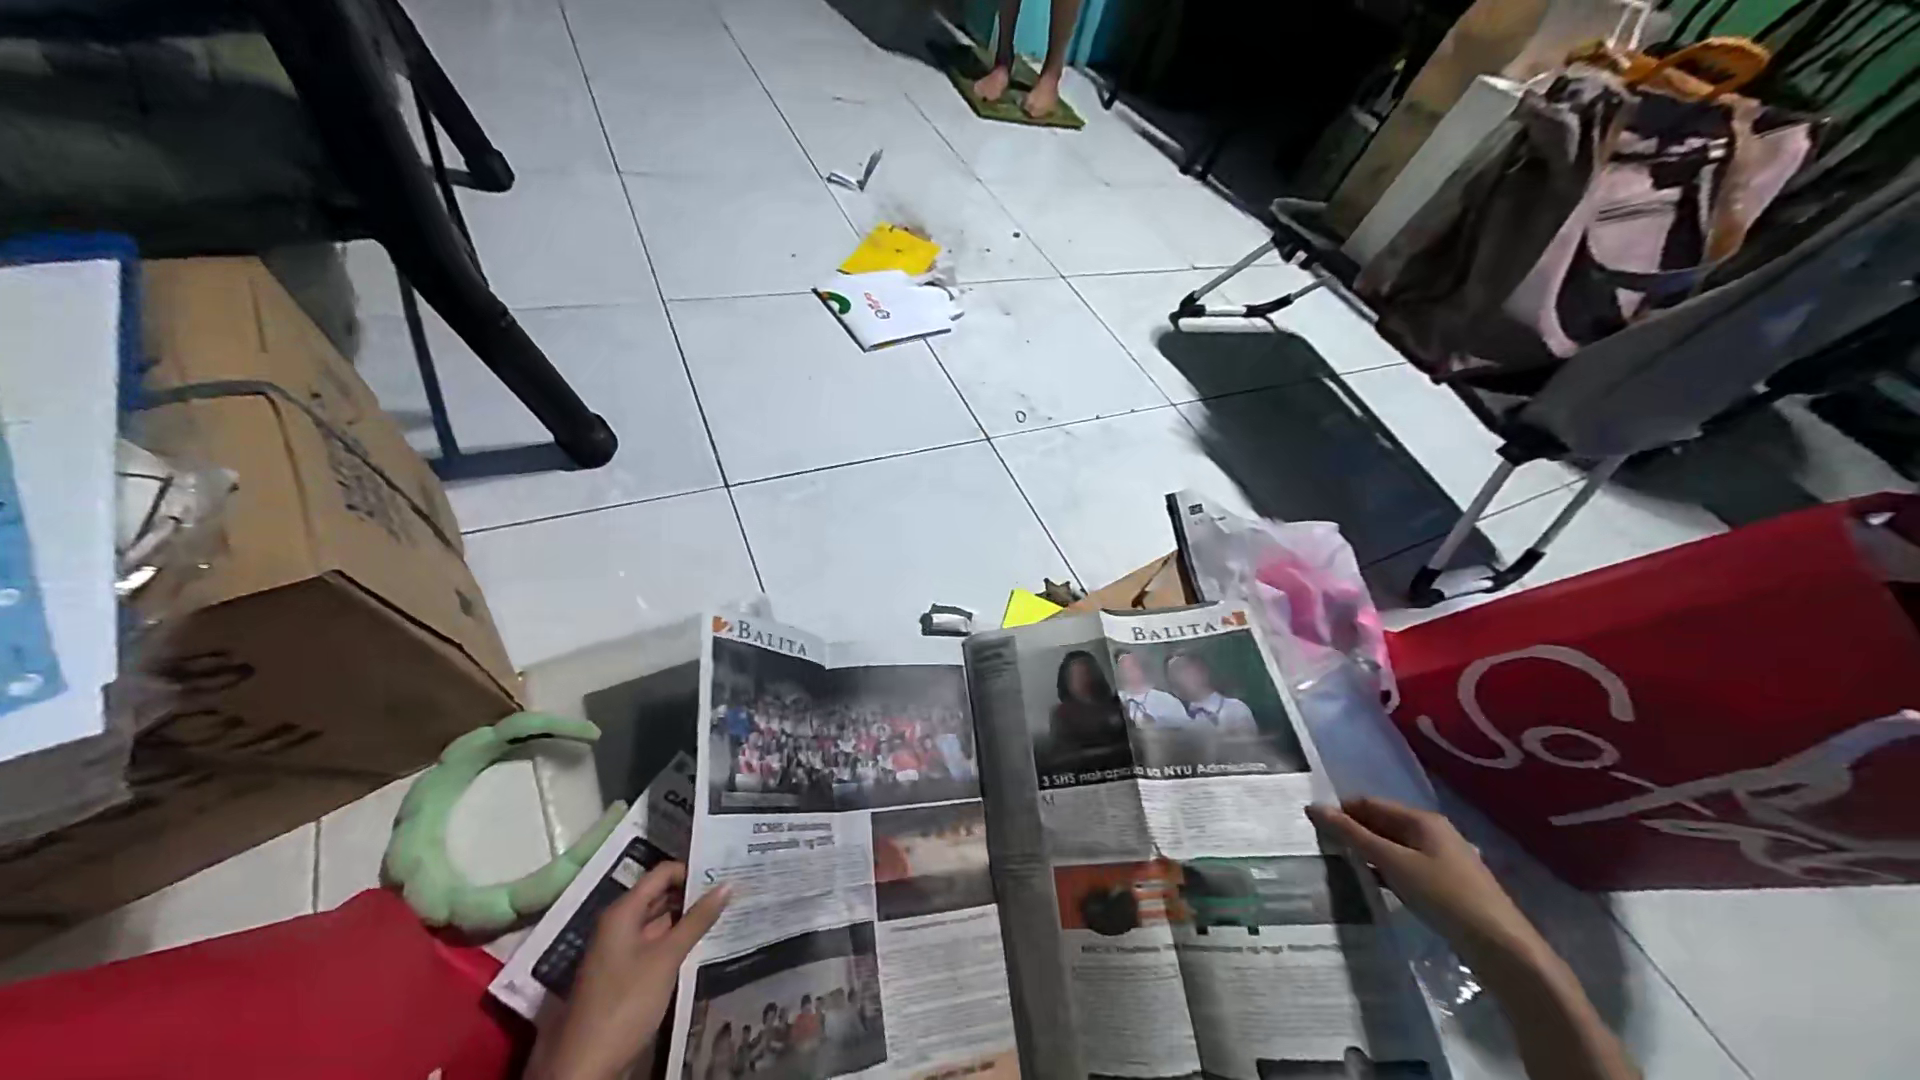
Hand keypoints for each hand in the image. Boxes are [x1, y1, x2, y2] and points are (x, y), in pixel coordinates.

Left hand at [529, 863, 730, 1079]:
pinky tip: (704, 940)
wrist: (585, 1069)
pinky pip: (656, 943)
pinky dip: (679, 938)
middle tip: (733, 890)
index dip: (692, 870)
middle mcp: (619, 924)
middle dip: (694, 892)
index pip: (662, 874)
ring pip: (660, 920)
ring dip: (689, 916)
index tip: (724, 873)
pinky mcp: (626, 972)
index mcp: (622, 912)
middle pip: (661, 894)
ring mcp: (622, 950)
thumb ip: (697, 920)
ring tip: (727, 910)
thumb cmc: (625, 1004)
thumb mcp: (666, 958)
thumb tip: (727, 884)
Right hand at [1306, 797, 1542, 970]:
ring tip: (1340, 866)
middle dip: (1352, 832)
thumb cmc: (1444, 896)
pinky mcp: (1446, 883)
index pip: (1369, 803)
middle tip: (1322, 847)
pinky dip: (1385, 871)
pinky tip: (1372, 885)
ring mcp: (1442, 858)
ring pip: (1392, 846)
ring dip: (1367, 853)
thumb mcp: (1392, 862)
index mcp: (1422, 819)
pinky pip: (1405, 866)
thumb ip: (1351, 834)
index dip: (1340, 811)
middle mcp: (1433, 832)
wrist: (1504, 949)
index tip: (1313, 827)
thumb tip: (1313, 806)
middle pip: (1381, 823)